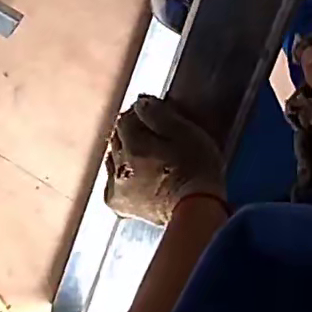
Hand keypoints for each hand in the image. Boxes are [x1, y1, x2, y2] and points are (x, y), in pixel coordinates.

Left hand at [102, 95, 225, 224]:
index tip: (152, 114)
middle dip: (130, 132)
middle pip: (117, 138)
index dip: (138, 113)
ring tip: (146, 156)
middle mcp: (119, 165)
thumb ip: (158, 114)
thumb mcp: (185, 131)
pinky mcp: (120, 205)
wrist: (198, 209)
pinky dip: (121, 176)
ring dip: (125, 154)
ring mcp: (117, 186)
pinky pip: (112, 182)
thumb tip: (140, 102)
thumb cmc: (196, 168)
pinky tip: (136, 177)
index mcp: (133, 144)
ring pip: (112, 159)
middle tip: (152, 134)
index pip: (125, 119)